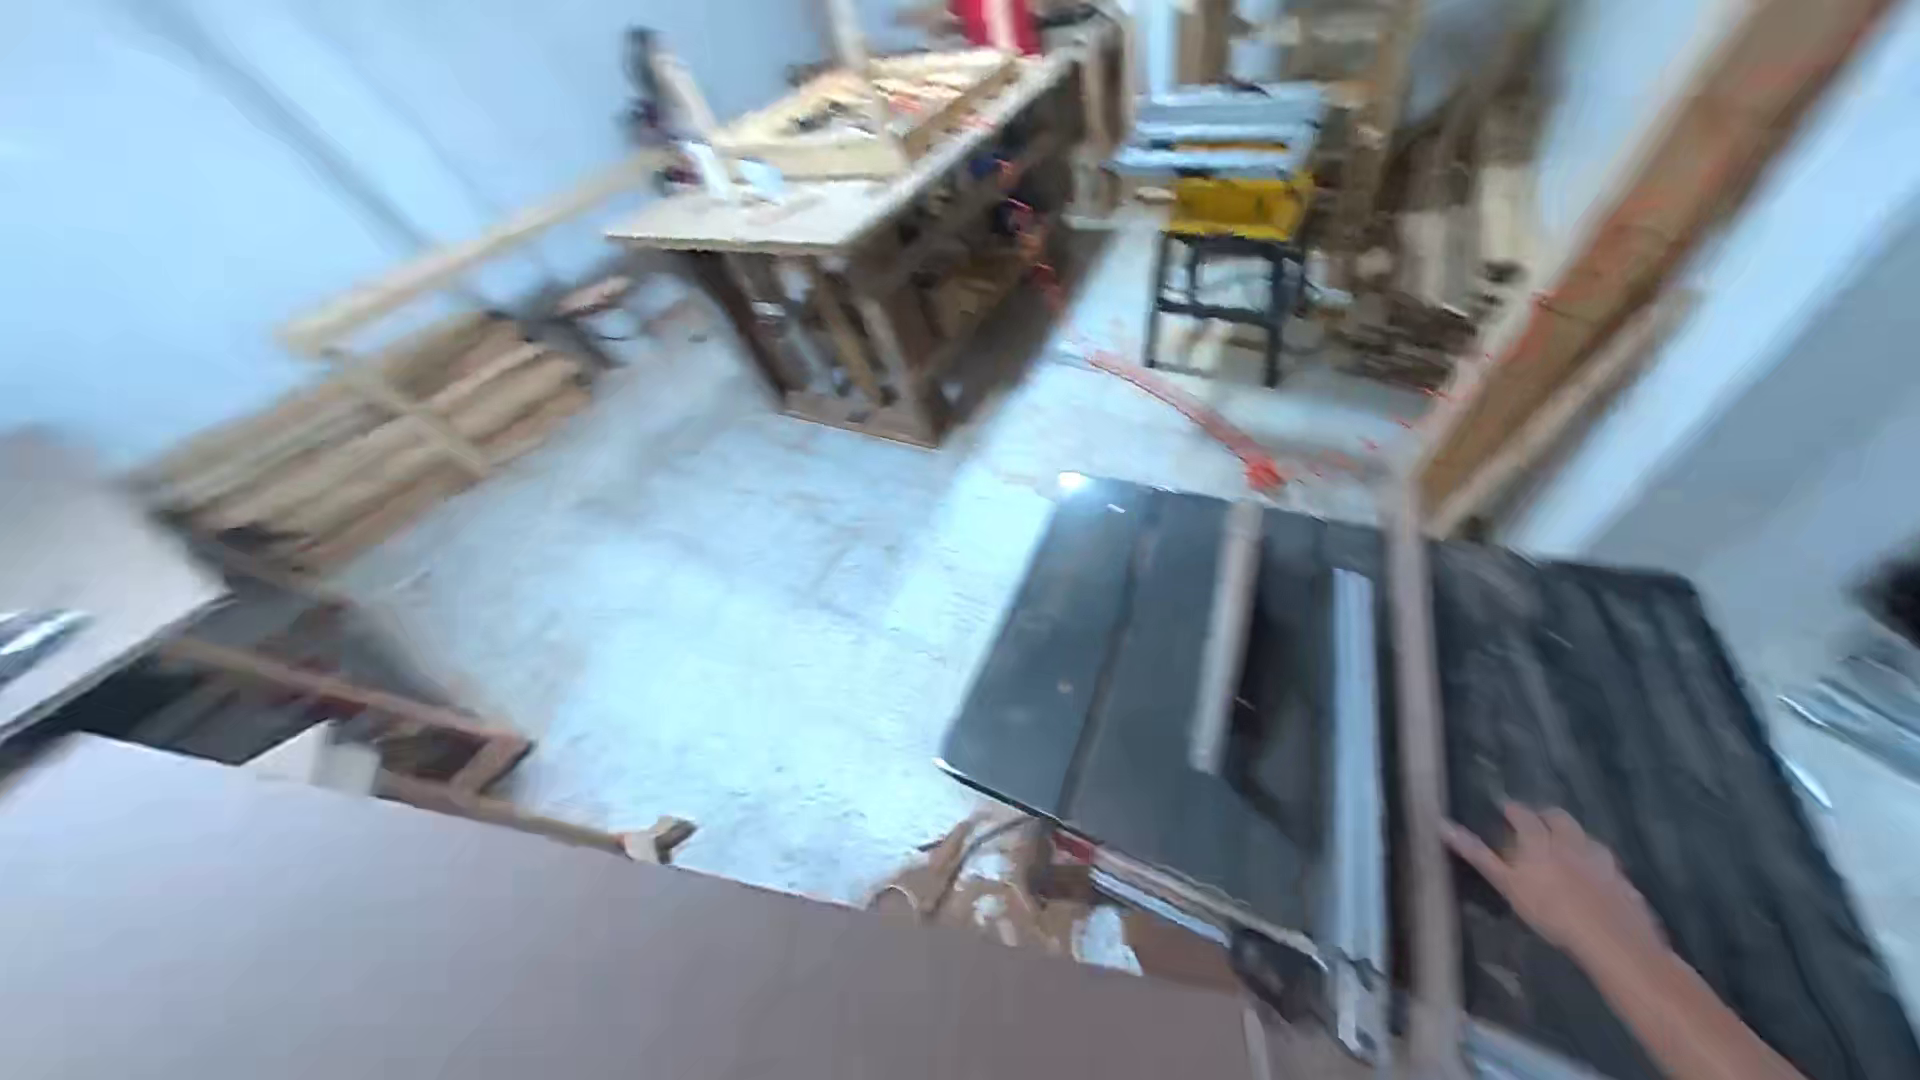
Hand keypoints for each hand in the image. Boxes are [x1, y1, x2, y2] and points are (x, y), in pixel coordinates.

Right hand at [1442, 802, 1665, 962]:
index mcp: (1541, 841)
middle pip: (1561, 819)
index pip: (1524, 815)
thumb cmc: (1551, 911)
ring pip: (1590, 840)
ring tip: (1570, 845)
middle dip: (1548, 816)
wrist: (1615, 944)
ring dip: (1578, 837)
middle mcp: (1573, 845)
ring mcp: (1604, 864)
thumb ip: (1478, 854)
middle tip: (1538, 821)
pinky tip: (1599, 876)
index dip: (1513, 809)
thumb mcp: (1506, 884)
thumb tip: (1442, 824)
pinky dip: (1601, 865)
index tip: (1504, 807)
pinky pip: (1612, 868)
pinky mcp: (1626, 885)